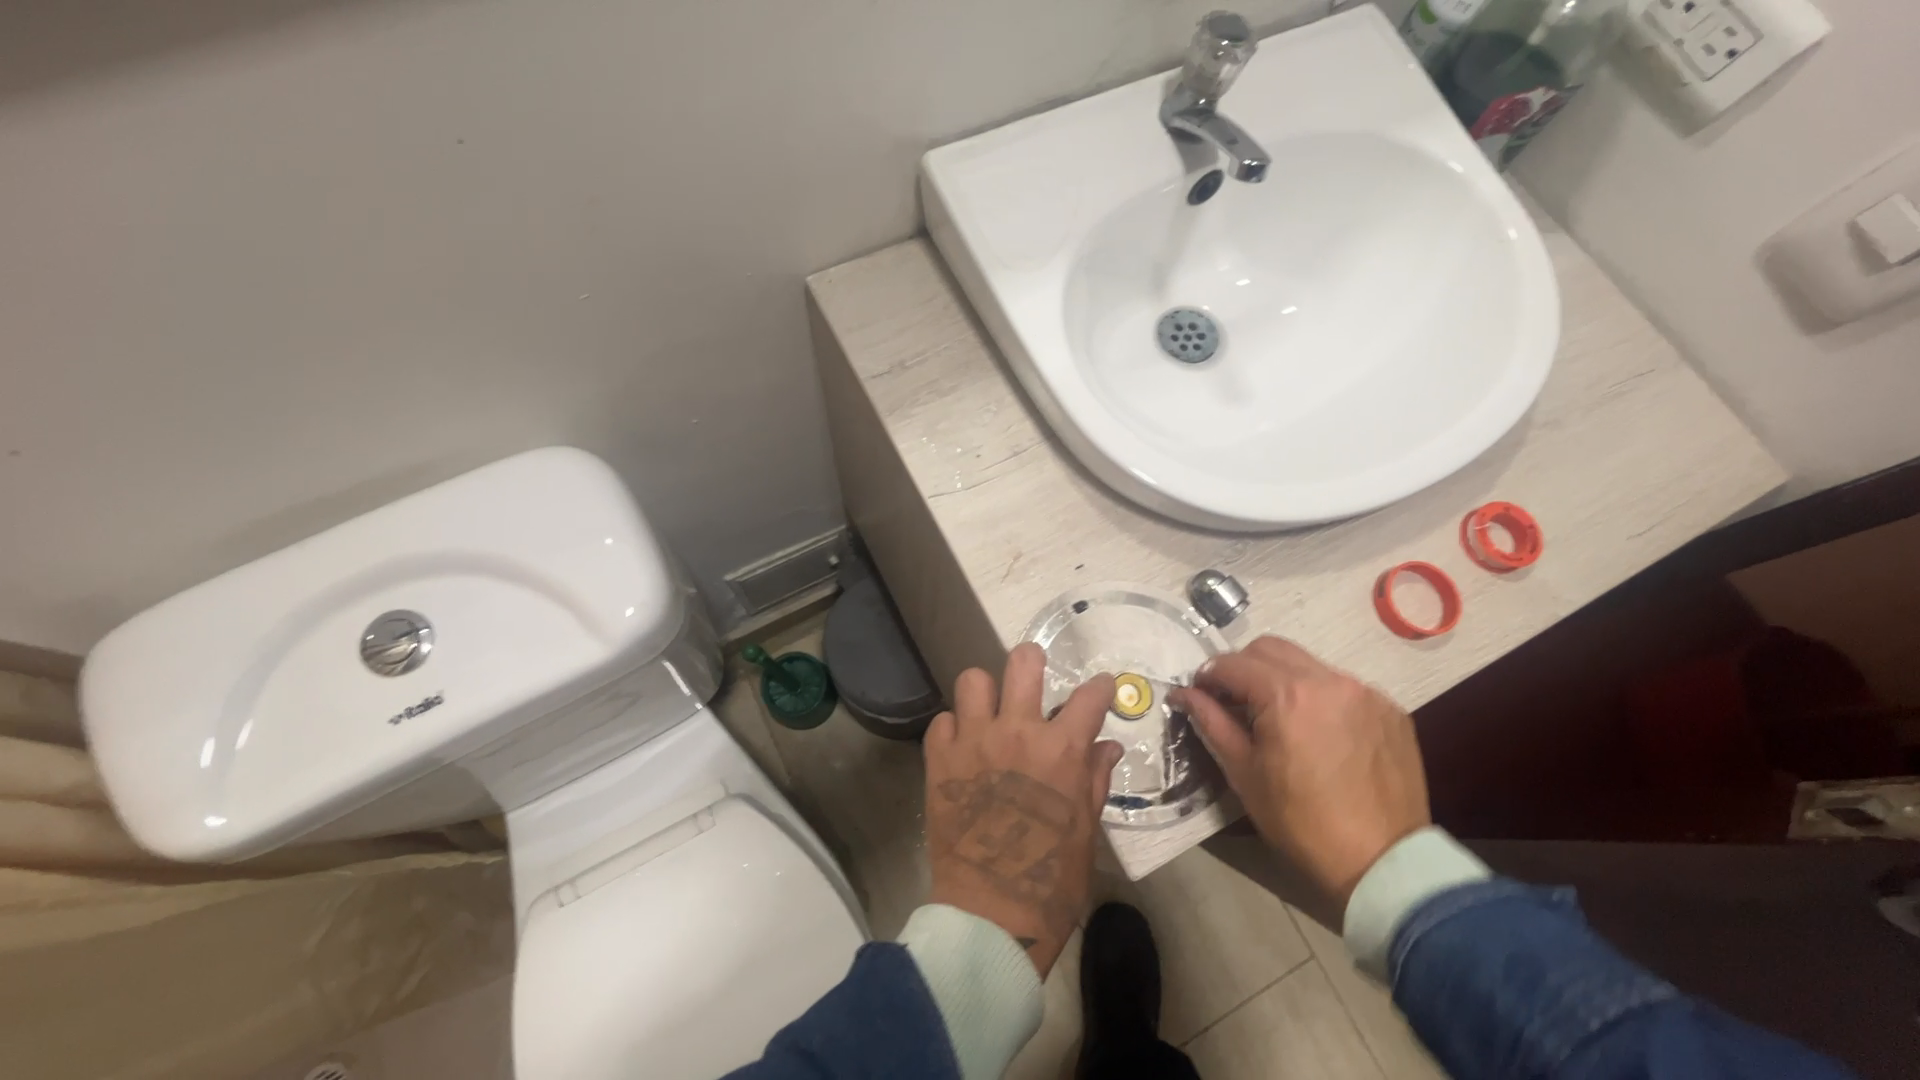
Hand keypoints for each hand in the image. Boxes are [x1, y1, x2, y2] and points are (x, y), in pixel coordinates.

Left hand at [923, 643, 1122, 976]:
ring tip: (990, 713)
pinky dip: (954, 729)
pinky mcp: (938, 760)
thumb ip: (1095, 777)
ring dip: (984, 693)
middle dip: (1033, 661)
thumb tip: (1107, 746)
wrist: (991, 912)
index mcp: (1061, 749)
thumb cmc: (1051, 877)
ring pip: (973, 680)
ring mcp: (973, 741)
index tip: (1100, 688)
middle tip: (1034, 679)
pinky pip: (942, 721)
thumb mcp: (1086, 827)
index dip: (1100, 687)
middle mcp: (1016, 732)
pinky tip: (963, 748)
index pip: (1089, 695)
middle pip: (1022, 662)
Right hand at [1171, 636, 1429, 911]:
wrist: (1381, 862)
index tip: (1199, 695)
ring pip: (1308, 663)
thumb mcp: (1243, 773)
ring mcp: (1365, 691)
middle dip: (1243, 667)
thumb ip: (1211, 722)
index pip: (1233, 663)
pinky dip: (1319, 696)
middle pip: (1270, 649)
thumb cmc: (1300, 822)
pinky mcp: (1390, 709)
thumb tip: (1184, 694)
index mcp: (1287, 695)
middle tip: (1233, 701)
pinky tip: (1318, 732)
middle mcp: (1328, 679)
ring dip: (1282, 678)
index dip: (1208, 676)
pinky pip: (1342, 686)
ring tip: (1277, 716)